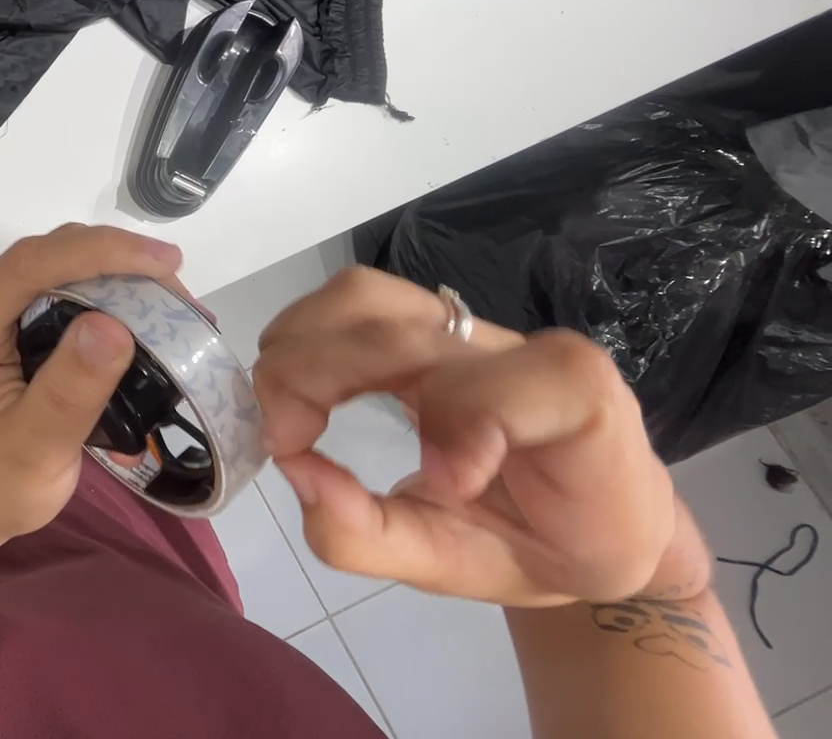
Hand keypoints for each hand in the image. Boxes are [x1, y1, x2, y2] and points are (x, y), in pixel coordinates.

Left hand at [0, 224, 184, 561]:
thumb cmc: (2, 481)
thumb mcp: (38, 447)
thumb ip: (71, 389)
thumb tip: (113, 325)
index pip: (28, 266)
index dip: (96, 253)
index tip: (162, 263)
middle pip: (47, 255)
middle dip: (116, 259)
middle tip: (181, 291)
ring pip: (60, 263)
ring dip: (118, 272)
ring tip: (174, 301)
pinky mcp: (19, 318)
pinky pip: (67, 286)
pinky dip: (111, 290)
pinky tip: (148, 310)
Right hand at [254, 266, 703, 607]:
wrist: (577, 509)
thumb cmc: (534, 542)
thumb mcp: (463, 571)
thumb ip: (370, 539)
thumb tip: (294, 470)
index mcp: (581, 423)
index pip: (529, 383)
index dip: (472, 420)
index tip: (436, 484)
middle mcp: (518, 352)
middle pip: (398, 325)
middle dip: (316, 376)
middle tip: (286, 439)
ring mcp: (463, 326)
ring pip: (360, 295)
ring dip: (300, 347)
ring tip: (286, 408)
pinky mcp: (421, 319)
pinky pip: (347, 302)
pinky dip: (304, 339)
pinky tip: (301, 387)